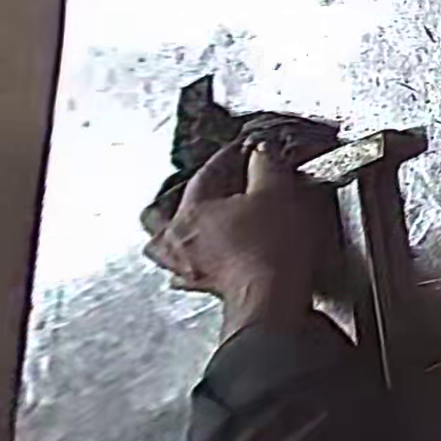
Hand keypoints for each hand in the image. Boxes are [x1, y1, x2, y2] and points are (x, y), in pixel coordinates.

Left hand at [145, 139, 329, 337]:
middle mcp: (177, 239)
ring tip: (194, 223)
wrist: (273, 291)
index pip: (206, 174)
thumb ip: (265, 164)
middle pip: (163, 211)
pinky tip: (203, 256)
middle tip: (204, 188)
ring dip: (176, 231)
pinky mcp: (198, 285)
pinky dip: (190, 259)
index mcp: (191, 212)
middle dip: (183, 197)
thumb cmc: (272, 242)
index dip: (228, 156)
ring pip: (163, 244)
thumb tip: (260, 149)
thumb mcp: (277, 191)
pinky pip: (182, 269)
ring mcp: (184, 265)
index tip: (243, 148)